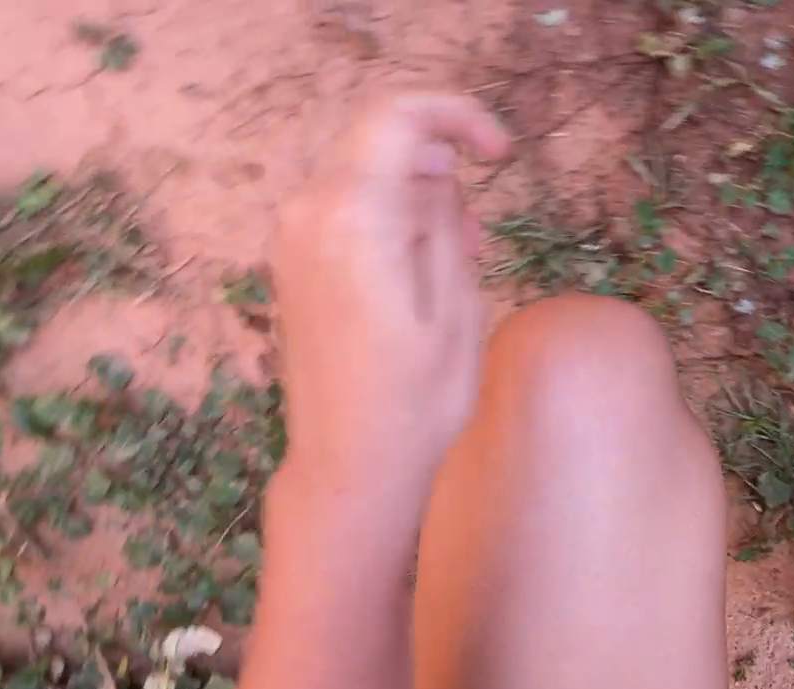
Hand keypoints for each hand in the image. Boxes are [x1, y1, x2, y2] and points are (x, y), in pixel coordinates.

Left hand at [268, 95, 509, 502]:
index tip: (502, 152)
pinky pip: (345, 214)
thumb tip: (439, 175)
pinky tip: (419, 275)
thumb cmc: (420, 403)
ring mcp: (291, 241)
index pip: (399, 117)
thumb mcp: (457, 312)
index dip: (458, 116)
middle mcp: (308, 214)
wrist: (354, 468)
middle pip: (378, 143)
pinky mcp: (293, 268)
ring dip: (416, 199)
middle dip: (439, 166)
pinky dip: (388, 222)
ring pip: (363, 179)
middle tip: (481, 234)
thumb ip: (446, 226)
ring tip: (458, 263)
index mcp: (355, 218)